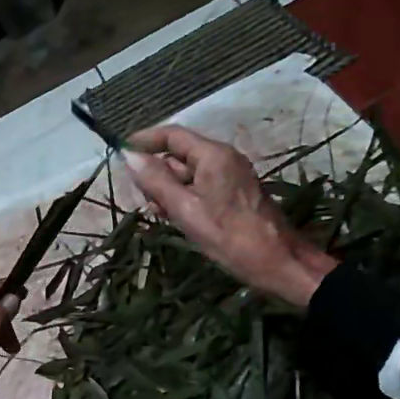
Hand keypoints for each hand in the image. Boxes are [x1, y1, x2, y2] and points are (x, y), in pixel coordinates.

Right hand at [125, 125, 336, 306]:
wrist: (278, 263)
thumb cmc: (229, 236)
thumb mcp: (185, 210)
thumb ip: (156, 182)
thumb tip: (129, 157)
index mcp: (213, 155)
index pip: (172, 135)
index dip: (144, 140)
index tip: (120, 152)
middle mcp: (223, 158)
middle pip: (179, 154)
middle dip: (156, 172)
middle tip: (143, 199)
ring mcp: (230, 175)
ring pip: (188, 173)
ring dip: (169, 189)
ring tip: (161, 214)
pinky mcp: (234, 193)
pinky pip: (201, 186)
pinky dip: (184, 198)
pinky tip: (176, 218)